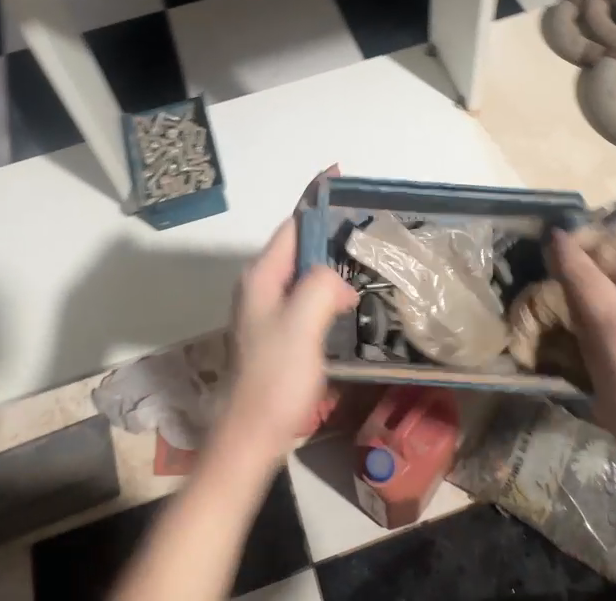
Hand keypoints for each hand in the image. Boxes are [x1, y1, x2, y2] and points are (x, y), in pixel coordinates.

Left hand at [220, 184, 356, 459]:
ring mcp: (264, 312)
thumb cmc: (275, 379)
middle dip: (325, 232)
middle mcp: (258, 287)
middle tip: (363, 224)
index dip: (315, 201)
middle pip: (295, 246)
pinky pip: (303, 296)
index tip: (339, 178)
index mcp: (261, 277)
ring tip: (361, 257)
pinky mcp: (275, 335)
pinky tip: (345, 300)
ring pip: (300, 273)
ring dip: (327, 263)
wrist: (251, 436)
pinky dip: (324, 289)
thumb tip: (336, 277)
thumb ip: (320, 286)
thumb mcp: (302, 325)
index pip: (291, 225)